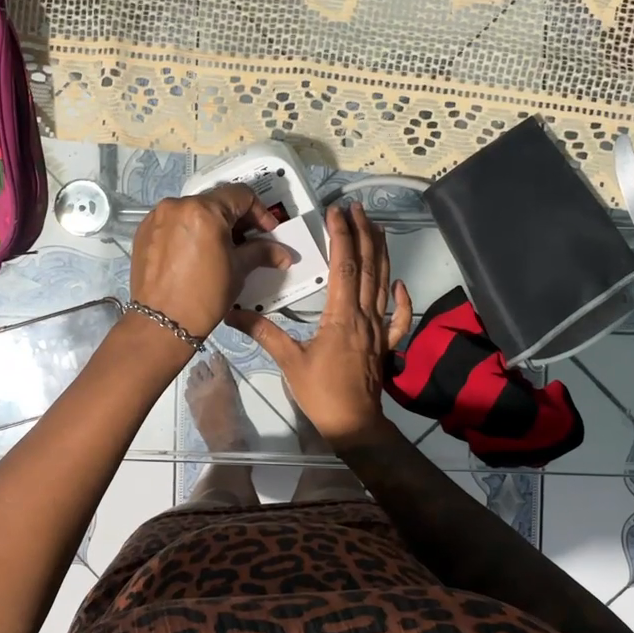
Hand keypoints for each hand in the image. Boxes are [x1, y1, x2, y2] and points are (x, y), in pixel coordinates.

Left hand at [129, 184, 293, 338]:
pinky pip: (173, 222)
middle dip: (235, 219)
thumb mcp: (238, 270)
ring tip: (220, 248)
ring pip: (193, 210)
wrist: (162, 322)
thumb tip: (283, 253)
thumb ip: (261, 252)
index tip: (266, 231)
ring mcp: (156, 217)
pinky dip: (188, 231)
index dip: (259, 212)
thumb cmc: (205, 295)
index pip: (240, 195)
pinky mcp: (143, 231)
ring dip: (210, 224)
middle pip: (215, 201)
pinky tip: (195, 254)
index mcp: (204, 210)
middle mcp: (177, 205)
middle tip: (246, 240)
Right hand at [226, 202, 413, 446]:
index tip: (335, 212)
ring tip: (376, 227)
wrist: (355, 424)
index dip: (342, 236)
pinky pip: (398, 316)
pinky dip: (402, 298)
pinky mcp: (385, 344)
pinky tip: (399, 283)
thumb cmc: (321, 393)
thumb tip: (231, 312)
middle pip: (369, 266)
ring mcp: (379, 329)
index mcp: (342, 315)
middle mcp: (365, 315)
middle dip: (364, 234)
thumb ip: (264, 333)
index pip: (344, 266)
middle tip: (357, 208)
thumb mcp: (289, 362)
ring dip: (381, 253)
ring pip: (384, 283)